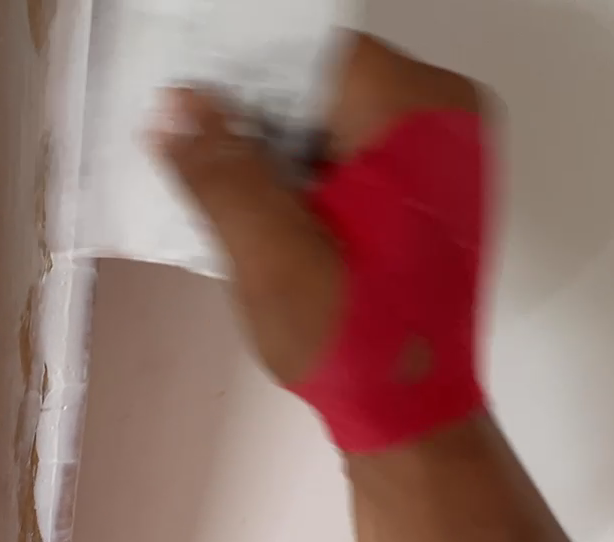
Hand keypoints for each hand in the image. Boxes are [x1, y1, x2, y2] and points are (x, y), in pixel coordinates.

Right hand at [152, 34, 489, 399]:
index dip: (238, 71)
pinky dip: (291, 180)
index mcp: (418, 115)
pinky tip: (250, 212)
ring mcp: (433, 161)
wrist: (406, 413)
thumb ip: (222, 175)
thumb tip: (173, 107)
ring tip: (204, 179)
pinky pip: (341, 164)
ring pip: (327, 127)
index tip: (176, 98)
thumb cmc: (346, 338)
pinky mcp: (417, 199)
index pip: (314, 56)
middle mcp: (440, 120)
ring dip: (263, 153)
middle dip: (246, 116)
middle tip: (179, 142)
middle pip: (321, 88)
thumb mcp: (270, 254)